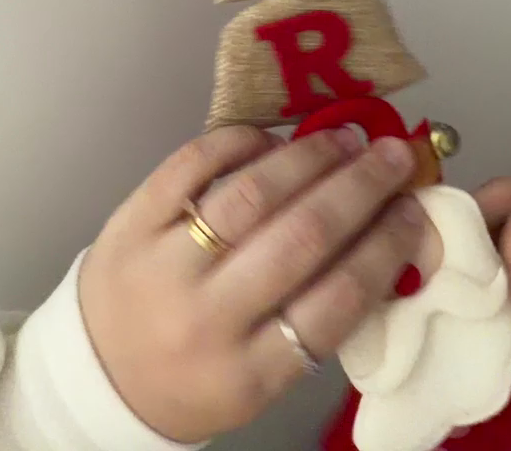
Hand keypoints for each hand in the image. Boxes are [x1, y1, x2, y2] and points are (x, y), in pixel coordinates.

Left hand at [81, 126, 424, 443]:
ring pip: (250, 196)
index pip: (336, 303)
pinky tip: (272, 136)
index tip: (413, 210)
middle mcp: (206, 320)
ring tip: (344, 137)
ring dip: (308, 158)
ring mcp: (164, 265)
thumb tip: (386, 236)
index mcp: (248, 374)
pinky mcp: (132, 221)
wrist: (97, 374)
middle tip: (391, 155)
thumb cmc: (196, 374)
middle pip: (300, 239)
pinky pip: (192, 165)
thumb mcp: (262, 374)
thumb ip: (319, 316)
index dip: (384, 249)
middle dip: (359, 188)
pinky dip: (239, 141)